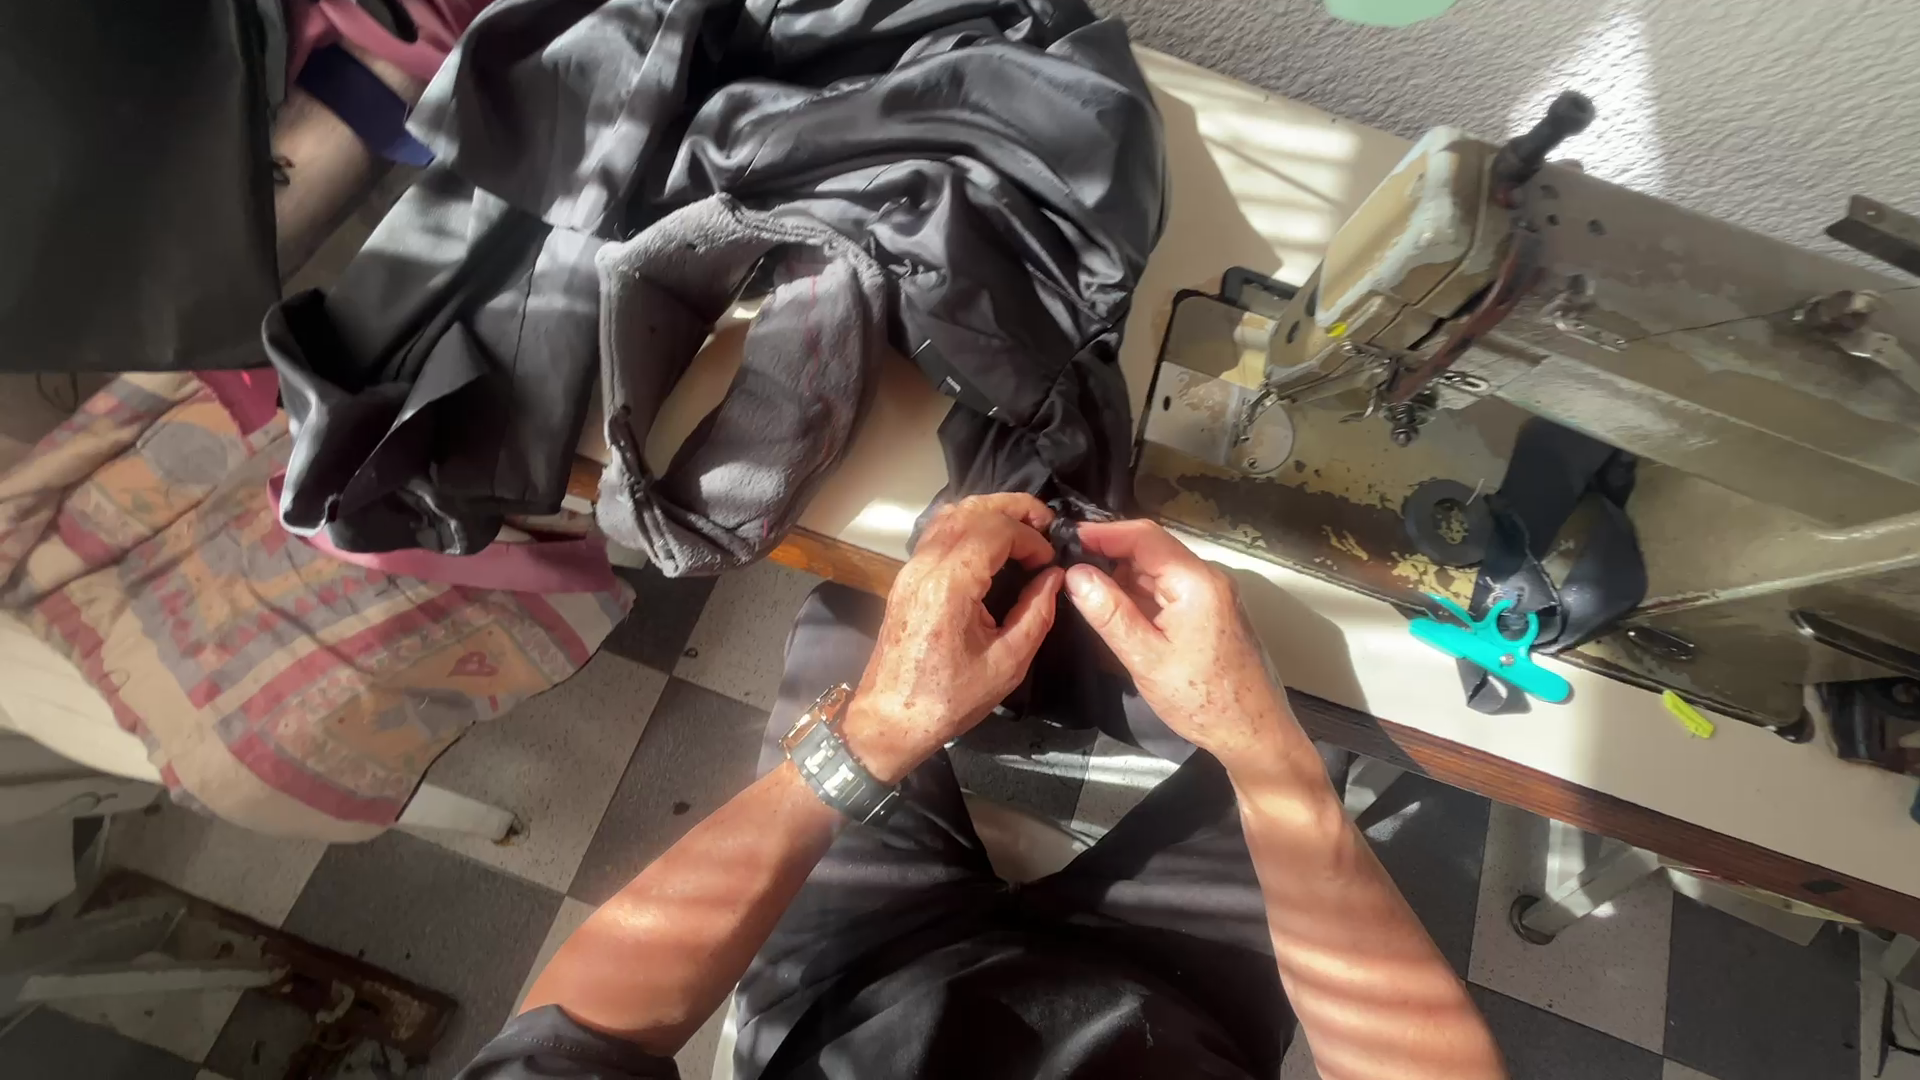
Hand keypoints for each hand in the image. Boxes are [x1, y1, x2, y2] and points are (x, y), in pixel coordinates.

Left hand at [840, 494, 1064, 782]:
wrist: (890, 718)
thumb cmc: (949, 699)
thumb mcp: (1007, 663)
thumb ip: (1036, 613)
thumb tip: (1054, 577)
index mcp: (950, 585)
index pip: (996, 530)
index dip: (1030, 536)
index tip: (1050, 560)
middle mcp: (926, 566)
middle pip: (972, 509)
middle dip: (1014, 508)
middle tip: (1046, 522)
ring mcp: (911, 568)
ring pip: (951, 514)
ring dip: (990, 511)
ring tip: (1024, 526)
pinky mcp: (906, 577)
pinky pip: (938, 532)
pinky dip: (969, 524)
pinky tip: (992, 541)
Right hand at [1063, 519, 1291, 769]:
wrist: (1255, 735)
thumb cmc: (1202, 699)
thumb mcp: (1145, 657)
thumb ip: (1109, 612)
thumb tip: (1074, 573)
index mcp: (1196, 582)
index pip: (1144, 536)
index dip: (1103, 532)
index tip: (1067, 538)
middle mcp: (1207, 579)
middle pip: (1150, 550)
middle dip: (1109, 555)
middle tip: (1067, 566)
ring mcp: (1210, 595)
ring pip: (1156, 571)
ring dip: (1121, 577)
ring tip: (1083, 591)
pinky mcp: (1208, 613)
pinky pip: (1166, 591)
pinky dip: (1138, 596)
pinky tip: (1115, 611)